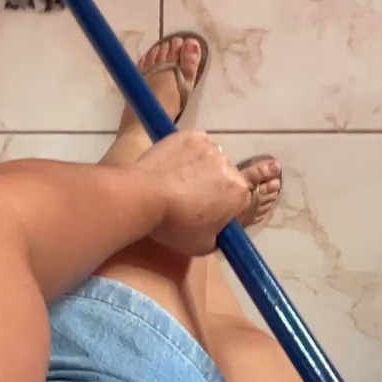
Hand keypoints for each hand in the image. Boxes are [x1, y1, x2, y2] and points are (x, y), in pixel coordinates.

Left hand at [134, 130, 248, 255]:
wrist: (143, 196)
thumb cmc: (174, 225)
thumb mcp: (203, 245)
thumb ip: (219, 234)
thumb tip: (217, 228)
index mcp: (239, 192)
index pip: (239, 200)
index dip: (223, 207)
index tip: (207, 213)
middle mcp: (230, 165)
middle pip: (225, 176)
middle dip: (213, 185)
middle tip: (189, 198)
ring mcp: (209, 147)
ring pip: (210, 158)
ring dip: (200, 167)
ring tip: (177, 179)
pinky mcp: (189, 135)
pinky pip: (194, 143)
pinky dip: (187, 151)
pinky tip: (172, 163)